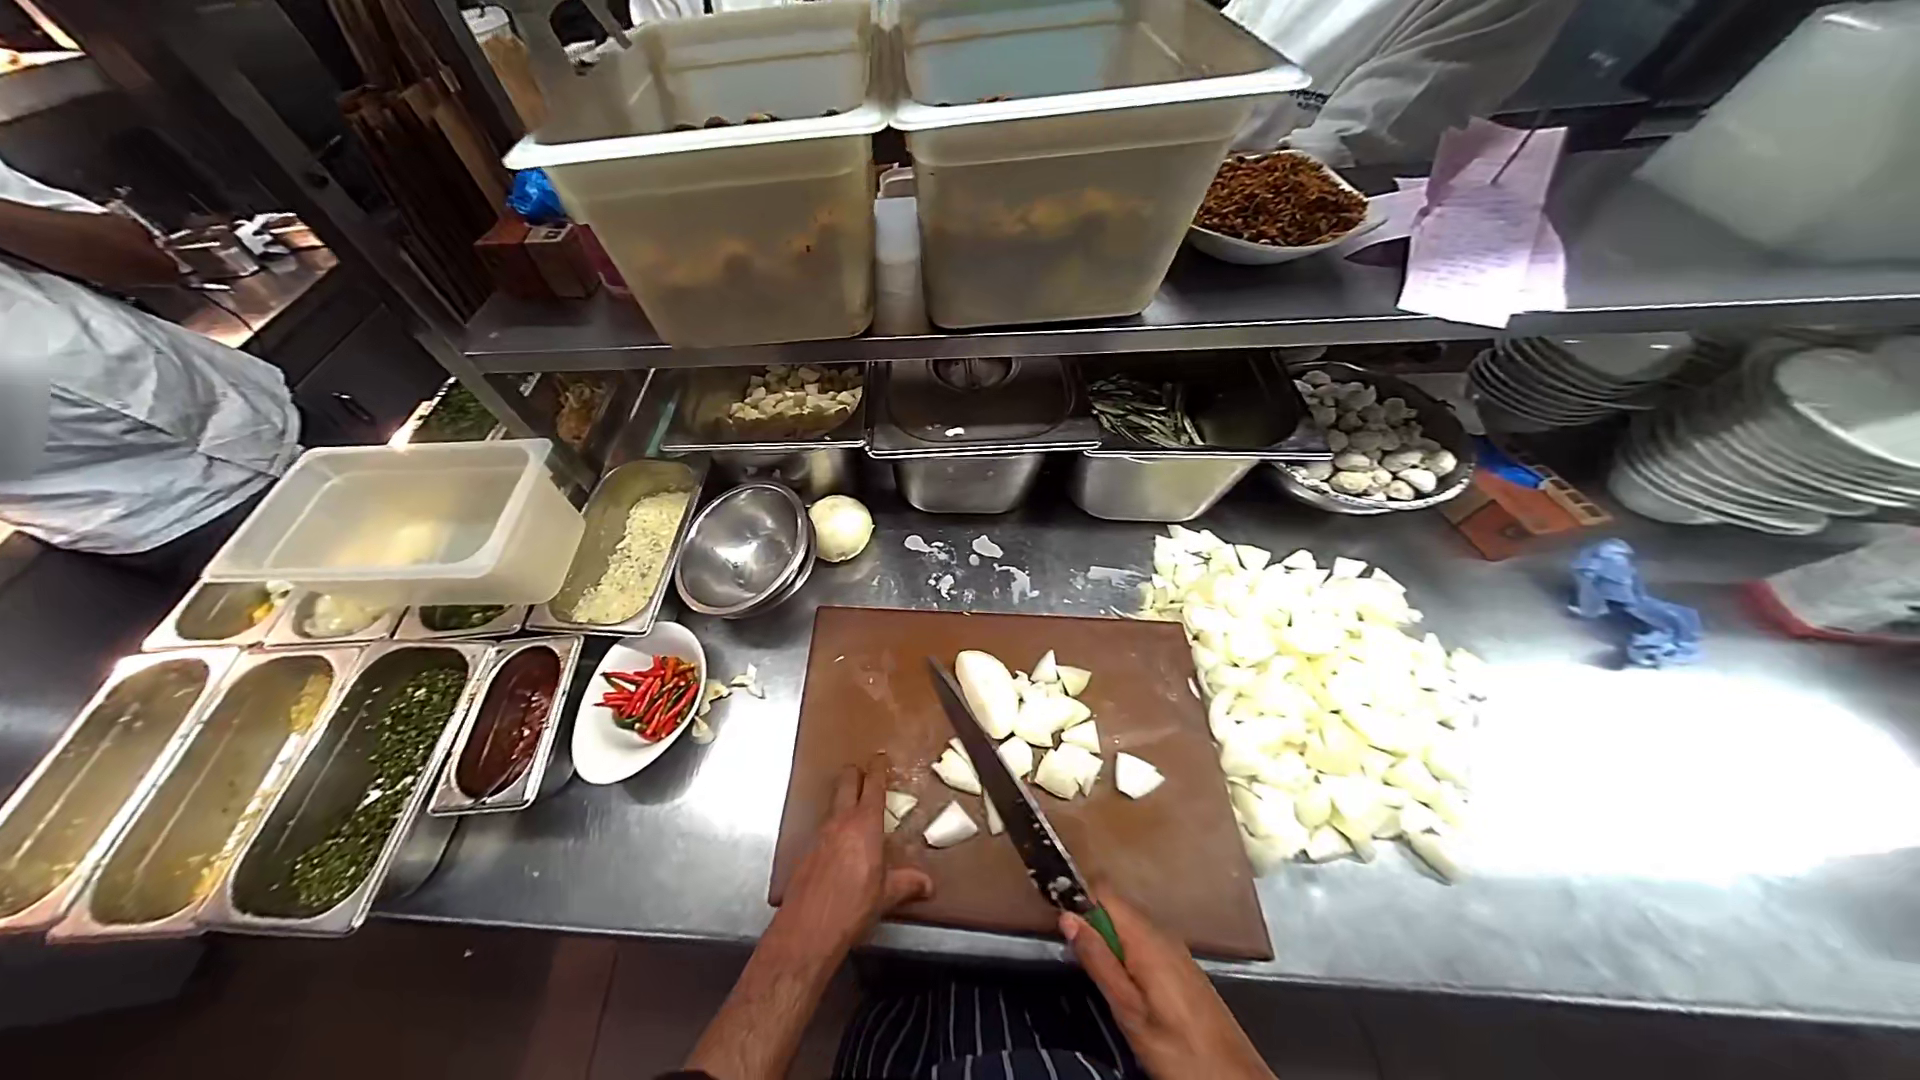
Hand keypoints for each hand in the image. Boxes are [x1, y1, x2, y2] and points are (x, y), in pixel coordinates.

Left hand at [780, 752, 933, 953]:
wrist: (807, 930)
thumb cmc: (852, 907)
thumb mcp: (887, 895)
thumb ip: (908, 884)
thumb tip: (928, 884)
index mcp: (864, 824)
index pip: (872, 786)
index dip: (877, 769)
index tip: (880, 758)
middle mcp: (840, 822)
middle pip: (845, 782)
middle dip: (854, 773)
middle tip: (864, 772)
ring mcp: (819, 835)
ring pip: (832, 805)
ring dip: (843, 800)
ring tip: (855, 808)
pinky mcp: (806, 853)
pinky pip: (823, 829)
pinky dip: (833, 827)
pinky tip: (839, 845)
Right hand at [1061, 889, 1273, 1079]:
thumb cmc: (1178, 1051)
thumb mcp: (1128, 1010)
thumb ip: (1098, 960)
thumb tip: (1067, 917)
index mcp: (1146, 937)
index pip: (1104, 890)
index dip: (1079, 898)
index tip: (1062, 922)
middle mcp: (1162, 933)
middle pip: (1115, 908)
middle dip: (1092, 925)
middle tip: (1078, 962)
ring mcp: (1175, 949)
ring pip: (1128, 927)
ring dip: (1109, 943)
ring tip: (1100, 981)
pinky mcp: (1182, 967)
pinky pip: (1144, 944)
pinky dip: (1127, 956)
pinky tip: (1126, 991)